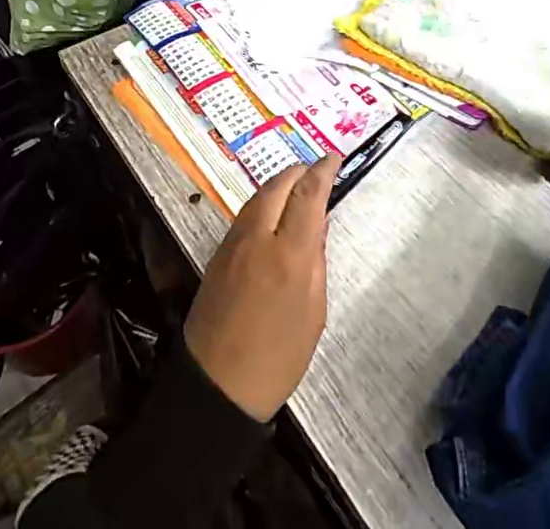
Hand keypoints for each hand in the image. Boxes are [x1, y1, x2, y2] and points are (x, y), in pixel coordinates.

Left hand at [183, 156, 335, 421]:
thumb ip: (316, 261)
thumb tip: (318, 227)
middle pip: (278, 186)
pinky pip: (244, 216)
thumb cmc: (278, 356)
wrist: (216, 390)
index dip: (323, 171)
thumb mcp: (314, 310)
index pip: (308, 195)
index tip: (334, 158)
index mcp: (289, 254)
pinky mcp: (217, 259)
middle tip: (318, 168)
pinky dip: (264, 202)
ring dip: (280, 184)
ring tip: (299, 184)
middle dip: (299, 171)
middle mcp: (257, 241)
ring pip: (257, 198)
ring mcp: (232, 248)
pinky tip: (275, 211)